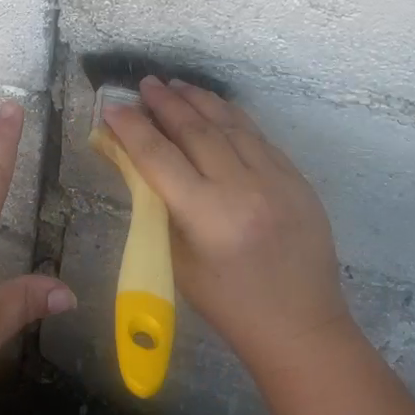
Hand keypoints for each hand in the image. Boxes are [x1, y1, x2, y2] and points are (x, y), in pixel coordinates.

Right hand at [102, 77, 348, 362]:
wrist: (302, 330)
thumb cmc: (227, 303)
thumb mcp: (176, 257)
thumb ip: (152, 201)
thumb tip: (124, 153)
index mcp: (209, 217)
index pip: (159, 156)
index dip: (132, 128)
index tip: (112, 108)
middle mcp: (244, 190)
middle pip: (196, 130)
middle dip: (165, 103)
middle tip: (145, 84)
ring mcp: (277, 181)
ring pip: (230, 124)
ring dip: (199, 100)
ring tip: (175, 85)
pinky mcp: (297, 180)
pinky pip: (257, 136)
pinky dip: (230, 116)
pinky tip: (213, 107)